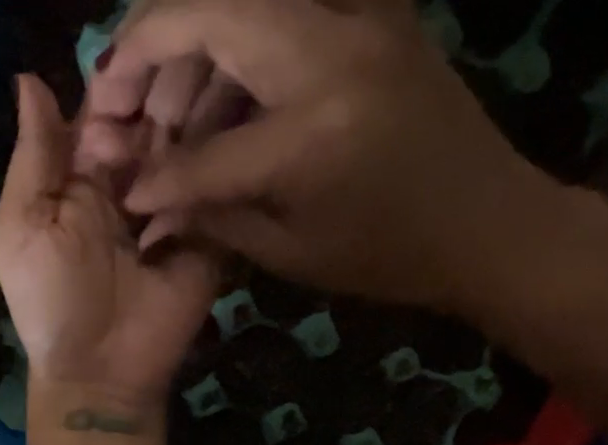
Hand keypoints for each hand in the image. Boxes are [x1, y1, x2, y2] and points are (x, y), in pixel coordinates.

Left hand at [0, 74, 219, 419]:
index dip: (123, 80)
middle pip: (156, 119)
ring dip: (201, 118)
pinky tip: (234, 134)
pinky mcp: (209, 234)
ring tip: (219, 83)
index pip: (109, 108)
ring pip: (193, 146)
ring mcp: (176, 206)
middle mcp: (133, 181)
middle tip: (188, 67)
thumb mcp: (22, 225)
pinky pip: (219, 188)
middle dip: (169, 94)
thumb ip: (34, 156)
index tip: (142, 55)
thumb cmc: (50, 300)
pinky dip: (222, 164)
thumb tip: (30, 79)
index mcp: (83, 174)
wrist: (100, 370)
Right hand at [85, 0, 569, 315]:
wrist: (490, 222)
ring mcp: (359, 18)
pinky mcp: (373, 11)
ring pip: (240, 1)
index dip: (150, 171)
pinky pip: (280, 11)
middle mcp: (333, 52)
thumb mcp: (290, 251)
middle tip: (117, 107)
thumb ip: (209, 212)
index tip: (117, 183)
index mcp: (311, 134)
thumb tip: (142, 198)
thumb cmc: (388, 255)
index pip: (199, 148)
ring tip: (166, 112)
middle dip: (142, 53)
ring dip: (187, 47)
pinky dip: (235, 42)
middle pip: (206, 14)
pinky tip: (217, 92)